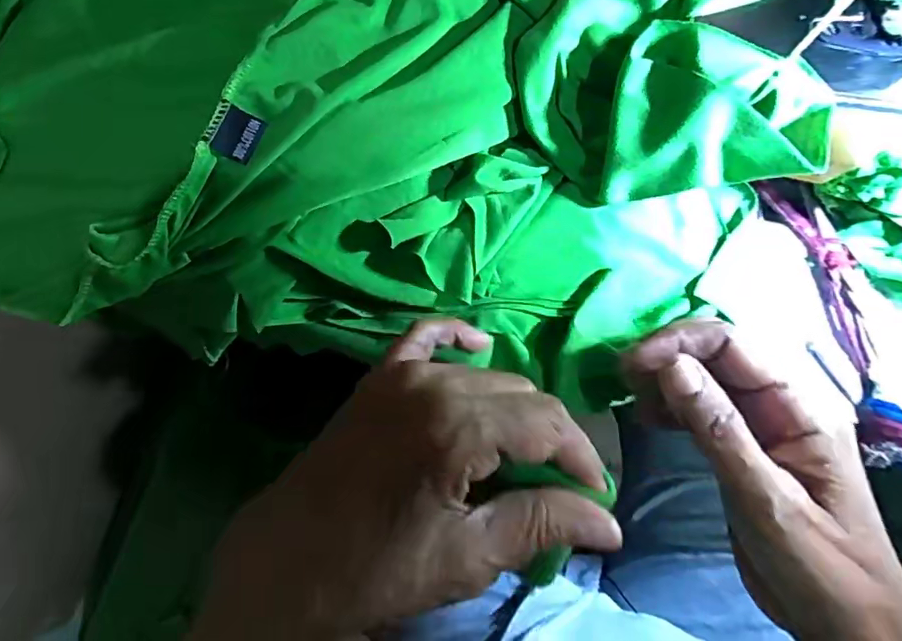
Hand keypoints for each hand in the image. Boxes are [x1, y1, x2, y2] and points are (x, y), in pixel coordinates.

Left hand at [190, 319, 621, 640]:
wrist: (294, 554)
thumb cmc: (382, 565)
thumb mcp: (468, 556)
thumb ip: (539, 523)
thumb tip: (608, 522)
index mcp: (458, 426)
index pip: (547, 422)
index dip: (581, 458)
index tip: (595, 498)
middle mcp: (432, 384)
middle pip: (519, 393)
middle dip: (552, 436)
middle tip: (563, 485)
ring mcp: (399, 373)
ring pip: (482, 373)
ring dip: (513, 404)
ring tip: (527, 451)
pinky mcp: (377, 376)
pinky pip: (423, 336)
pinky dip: (455, 338)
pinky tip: (477, 346)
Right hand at [622, 320, 901, 640]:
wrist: (852, 633)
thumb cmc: (825, 571)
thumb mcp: (769, 502)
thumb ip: (720, 431)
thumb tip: (671, 364)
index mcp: (801, 408)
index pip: (731, 343)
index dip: (678, 342)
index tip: (635, 365)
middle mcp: (780, 404)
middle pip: (713, 352)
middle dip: (664, 355)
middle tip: (624, 379)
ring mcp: (760, 423)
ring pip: (701, 374)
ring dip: (661, 377)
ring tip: (634, 400)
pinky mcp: (740, 443)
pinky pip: (697, 403)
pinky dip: (667, 402)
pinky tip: (648, 418)